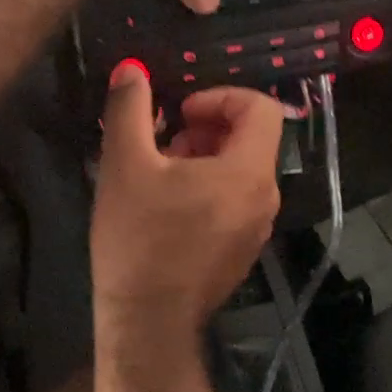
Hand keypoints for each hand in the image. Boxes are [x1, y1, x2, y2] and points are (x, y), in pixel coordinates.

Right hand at [90, 64, 283, 338]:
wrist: (146, 322)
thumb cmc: (139, 238)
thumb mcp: (125, 164)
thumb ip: (131, 109)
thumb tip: (132, 69)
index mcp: (249, 171)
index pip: (262, 107)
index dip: (222, 96)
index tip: (183, 112)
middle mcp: (266, 197)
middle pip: (252, 138)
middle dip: (208, 127)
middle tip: (166, 141)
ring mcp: (257, 228)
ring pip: (242, 170)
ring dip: (205, 157)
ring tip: (161, 173)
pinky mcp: (243, 251)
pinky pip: (236, 200)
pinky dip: (210, 187)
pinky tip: (168, 206)